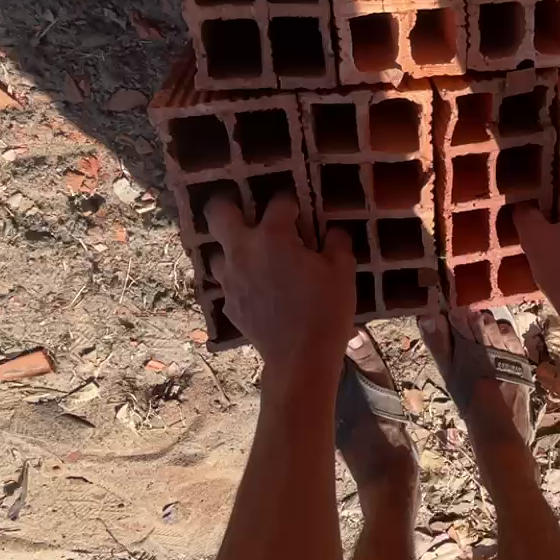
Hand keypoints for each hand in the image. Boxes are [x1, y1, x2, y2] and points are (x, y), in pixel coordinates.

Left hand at [205, 192, 355, 367]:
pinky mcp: (229, 303)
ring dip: (232, 247)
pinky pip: (226, 282)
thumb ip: (337, 242)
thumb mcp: (343, 270)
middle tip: (245, 209)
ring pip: (216, 251)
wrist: (301, 358)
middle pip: (218, 213)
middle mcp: (243, 250)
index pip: (279, 202)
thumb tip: (333, 231)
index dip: (291, 202)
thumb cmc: (326, 309)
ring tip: (252, 254)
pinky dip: (238, 278)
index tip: (300, 209)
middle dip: (229, 204)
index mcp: (272, 236)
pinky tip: (256, 287)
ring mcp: (230, 279)